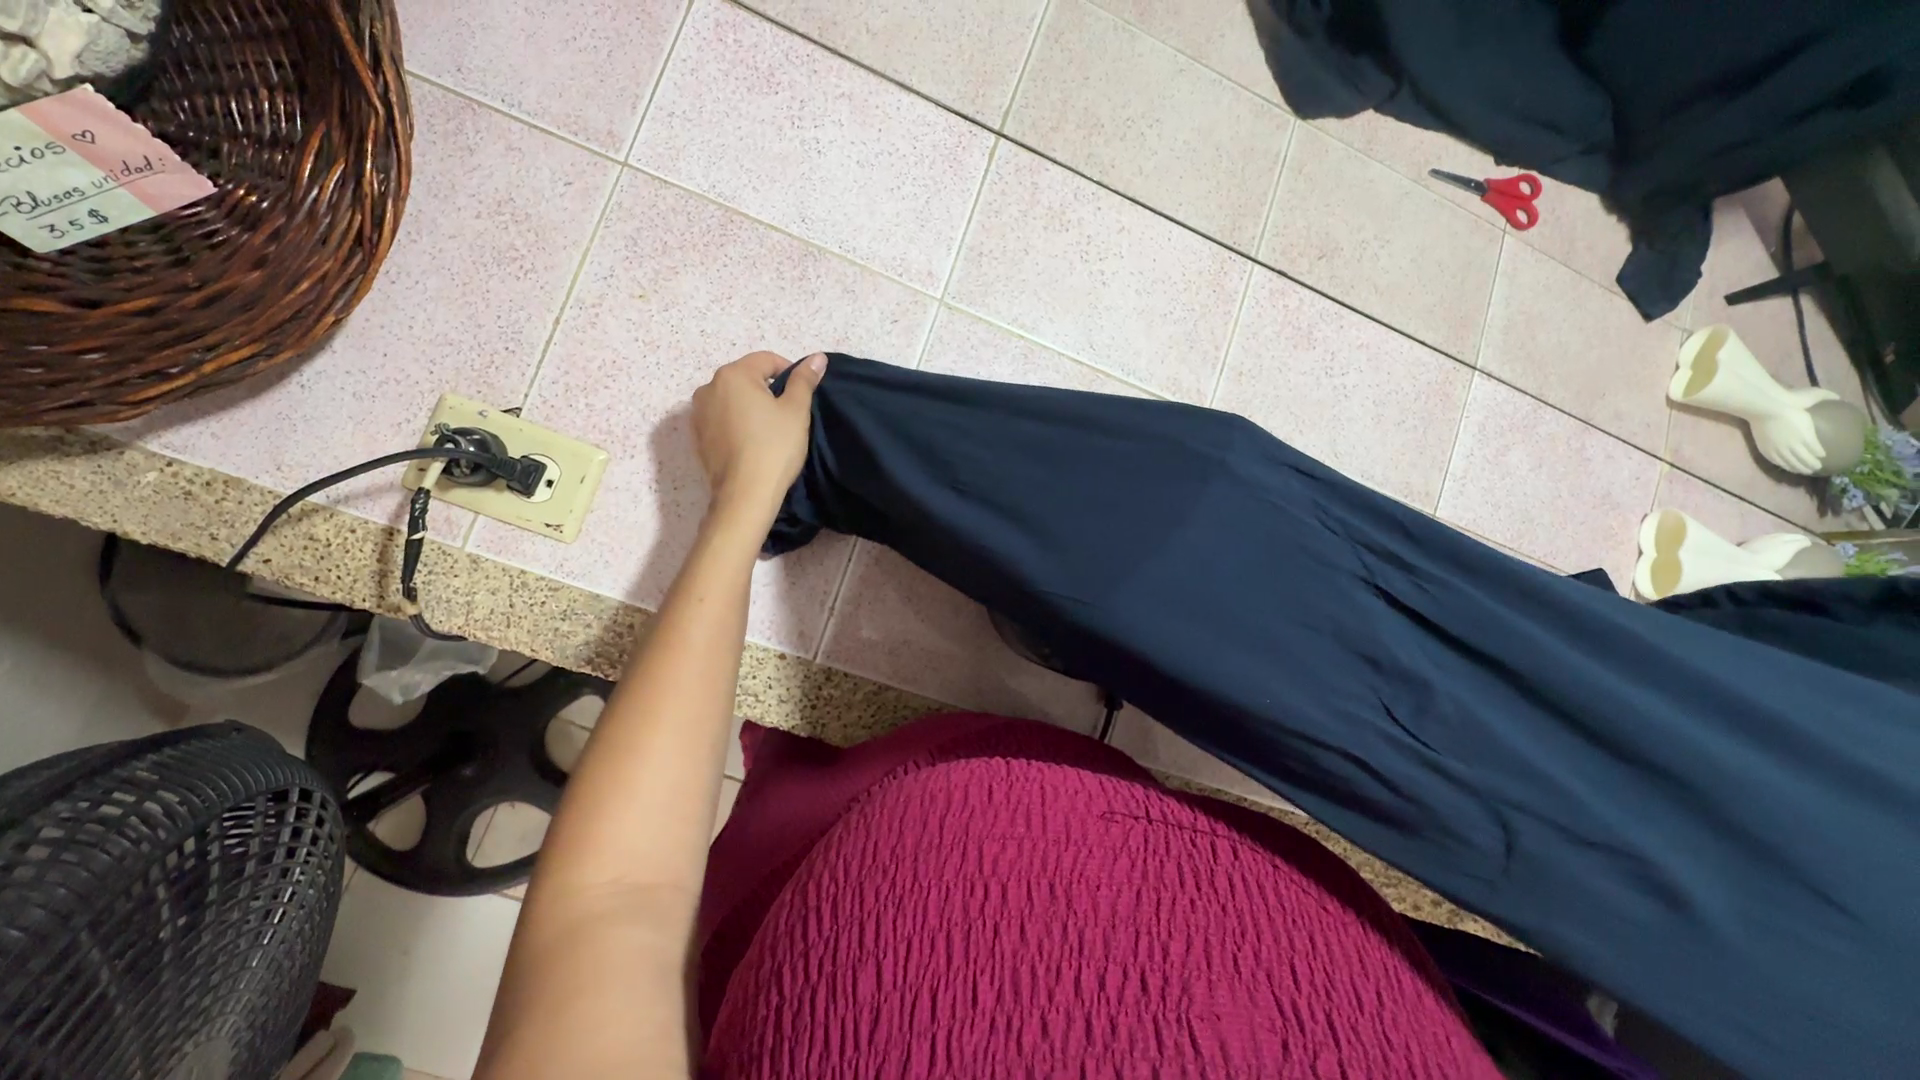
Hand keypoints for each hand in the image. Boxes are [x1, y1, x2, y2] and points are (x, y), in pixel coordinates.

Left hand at [690, 351, 825, 520]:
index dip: (789, 372)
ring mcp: (698, 413)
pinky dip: (736, 423)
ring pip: (731, 399)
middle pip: (745, 377)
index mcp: (732, 374)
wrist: (745, 494)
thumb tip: (817, 357)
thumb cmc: (774, 447)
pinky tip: (750, 442)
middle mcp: (709, 387)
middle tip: (786, 414)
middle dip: (766, 389)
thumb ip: (804, 380)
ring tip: (768, 429)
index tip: (801, 394)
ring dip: (749, 406)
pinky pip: (721, 419)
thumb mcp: (796, 410)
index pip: (766, 360)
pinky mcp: (698, 436)